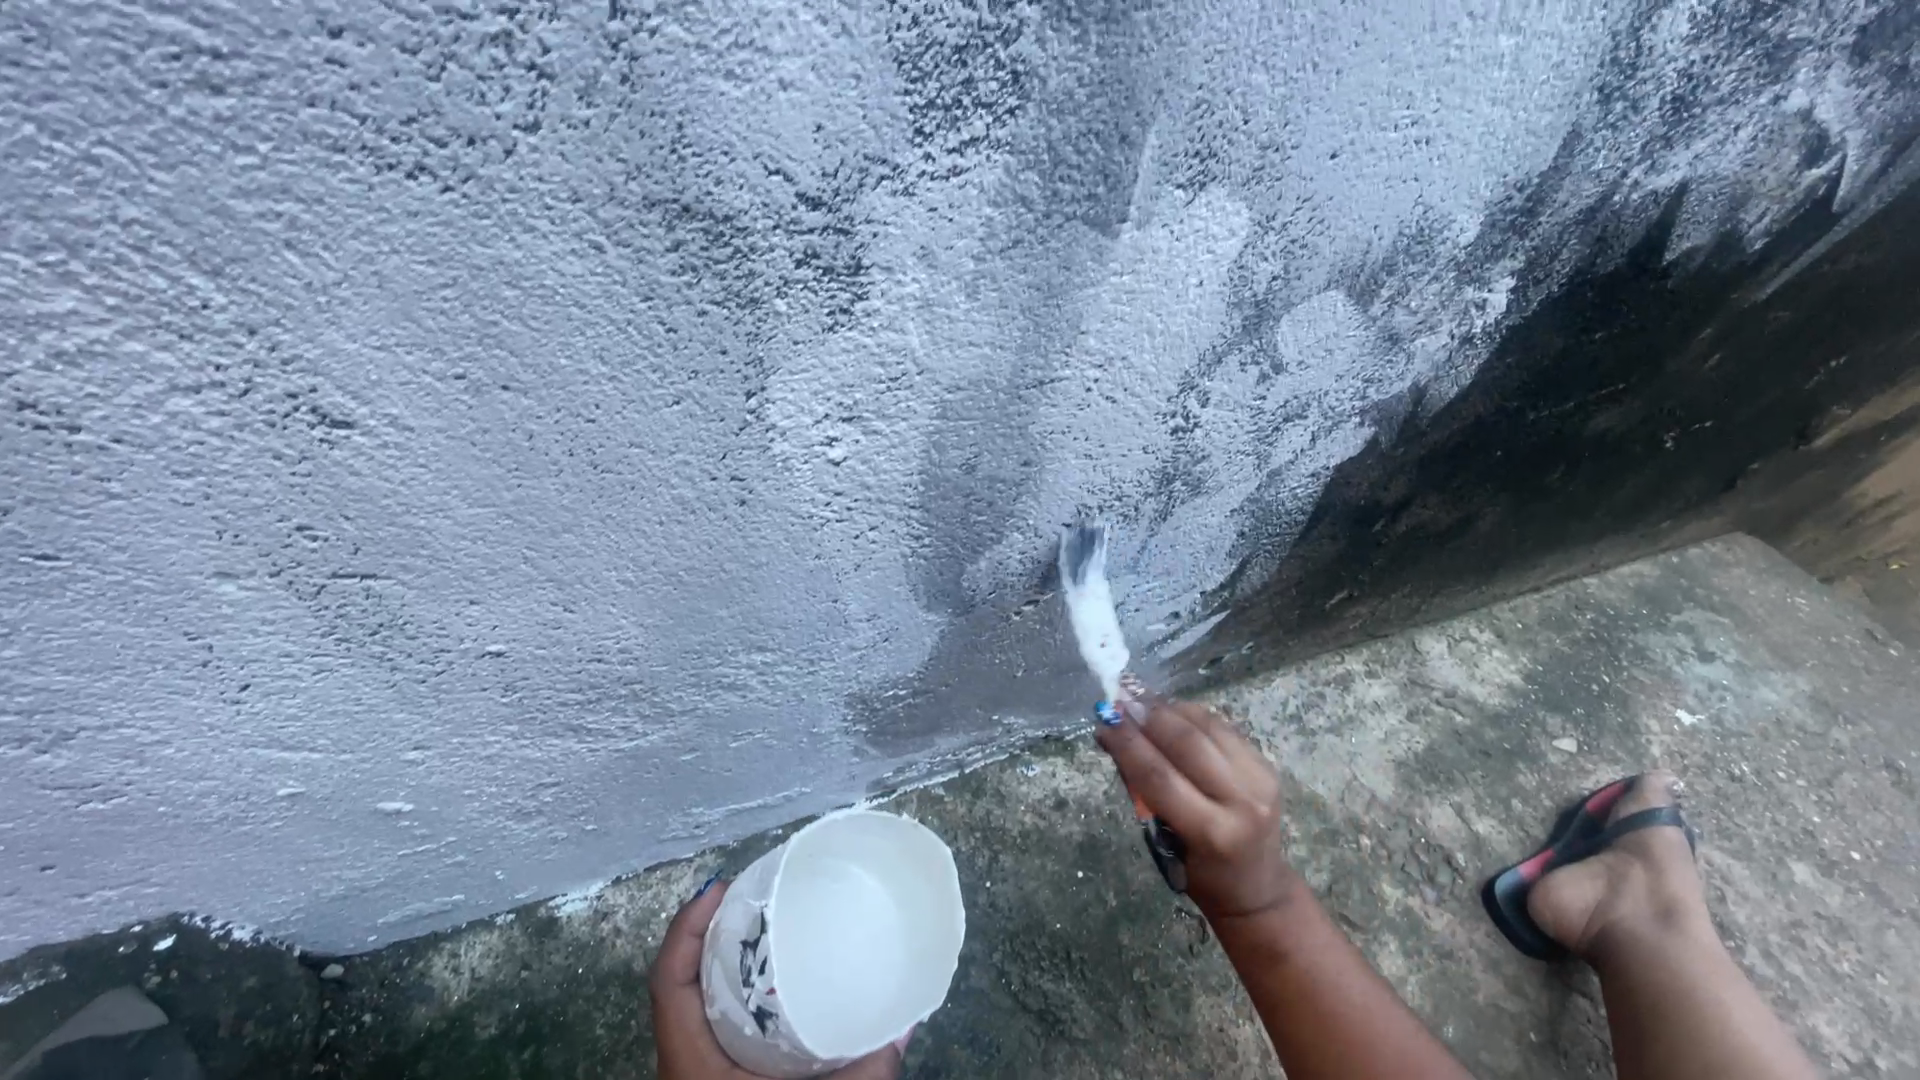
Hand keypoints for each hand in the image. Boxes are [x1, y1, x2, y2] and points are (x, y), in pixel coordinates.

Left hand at [649, 880, 908, 1079]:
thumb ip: (866, 1071)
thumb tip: (906, 1019)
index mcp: (690, 1064)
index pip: (667, 981)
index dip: (685, 927)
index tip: (720, 888)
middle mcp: (681, 1066)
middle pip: (677, 983)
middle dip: (708, 933)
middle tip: (753, 898)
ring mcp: (693, 1075)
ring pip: (692, 1005)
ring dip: (718, 962)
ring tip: (762, 930)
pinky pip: (710, 1026)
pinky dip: (731, 994)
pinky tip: (767, 988)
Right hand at [1094, 695, 1295, 921]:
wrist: (1257, 886)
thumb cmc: (1199, 872)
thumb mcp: (1162, 840)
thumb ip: (1142, 789)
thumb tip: (1112, 736)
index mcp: (1212, 833)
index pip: (1160, 777)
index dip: (1128, 745)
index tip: (1104, 722)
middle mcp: (1242, 802)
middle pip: (1187, 744)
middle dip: (1148, 717)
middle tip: (1120, 701)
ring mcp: (1260, 780)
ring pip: (1207, 727)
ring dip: (1169, 708)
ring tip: (1140, 699)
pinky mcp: (1268, 765)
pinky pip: (1223, 728)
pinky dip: (1191, 714)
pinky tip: (1169, 710)